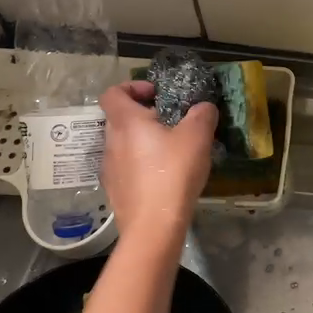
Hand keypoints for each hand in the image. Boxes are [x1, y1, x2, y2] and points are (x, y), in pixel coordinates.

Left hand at [99, 80, 215, 246]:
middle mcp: (111, 141)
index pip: (113, 92)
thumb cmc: (173, 173)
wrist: (154, 225)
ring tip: (172, 151)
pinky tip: (165, 176)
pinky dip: (142, 164)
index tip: (157, 95)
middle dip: (145, 116)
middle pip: (121, 118)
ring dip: (144, 141)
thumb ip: (202, 114)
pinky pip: (127, 167)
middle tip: (173, 123)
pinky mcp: (115, 190)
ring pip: (124, 144)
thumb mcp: (198, 136)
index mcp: (126, 122)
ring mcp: (109, 168)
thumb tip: (203, 107)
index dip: (133, 87)